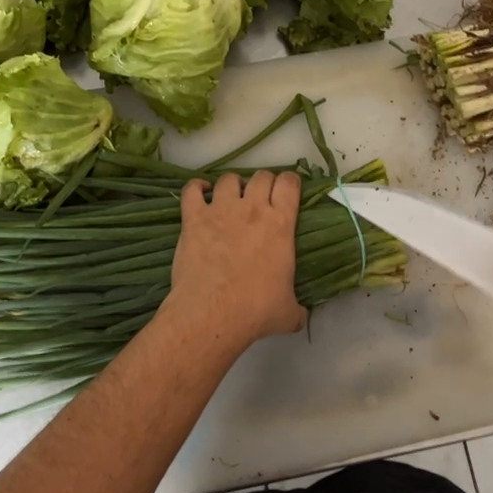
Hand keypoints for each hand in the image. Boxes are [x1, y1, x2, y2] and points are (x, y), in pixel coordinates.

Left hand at [162, 171, 306, 355]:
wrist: (212, 313)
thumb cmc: (256, 311)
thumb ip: (297, 308)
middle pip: (261, 176)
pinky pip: (191, 190)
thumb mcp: (288, 312)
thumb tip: (301, 316)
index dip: (290, 182)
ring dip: (232, 185)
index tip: (288, 191)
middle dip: (264, 182)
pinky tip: (199, 194)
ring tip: (231, 198)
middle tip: (261, 198)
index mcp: (280, 225)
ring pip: (228, 179)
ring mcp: (220, 210)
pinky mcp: (193, 218)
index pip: (289, 184)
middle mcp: (252, 209)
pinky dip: (196, 188)